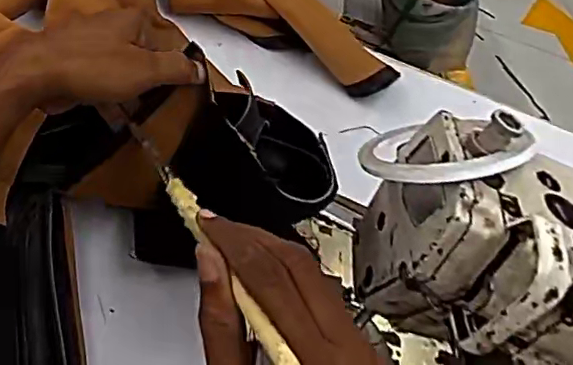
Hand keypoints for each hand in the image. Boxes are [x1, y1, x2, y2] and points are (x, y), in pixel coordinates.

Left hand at [0, 9, 201, 112]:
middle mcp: (110, 25)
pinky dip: (107, 98)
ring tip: (137, 119)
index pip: (166, 42)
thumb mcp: (144, 69)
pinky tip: (113, 119)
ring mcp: (89, 43)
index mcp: (132, 19)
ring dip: (128, 94)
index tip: (181, 91)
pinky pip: (98, 81)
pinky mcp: (72, 62)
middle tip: (159, 107)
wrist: (36, 72)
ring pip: (119, 70)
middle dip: (149, 83)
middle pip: (142, 55)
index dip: (175, 67)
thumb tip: (200, 67)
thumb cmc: (91, 66)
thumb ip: (175, 67)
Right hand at [196, 213, 384, 364]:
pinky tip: (266, 271)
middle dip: (248, 235)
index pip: (269, 274)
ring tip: (234, 243)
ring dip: (269, 247)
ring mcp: (364, 350)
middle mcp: (350, 351)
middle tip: (214, 225)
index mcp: (316, 363)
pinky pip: (326, 290)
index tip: (205, 221)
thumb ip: (221, 328)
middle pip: (294, 262)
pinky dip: (290, 271)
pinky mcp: (367, 349)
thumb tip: (208, 262)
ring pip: (313, 270)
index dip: (231, 238)